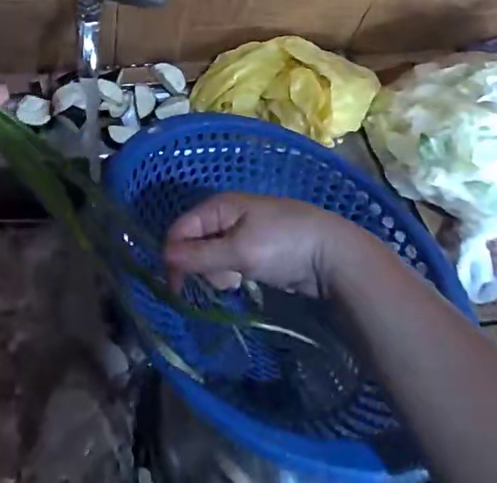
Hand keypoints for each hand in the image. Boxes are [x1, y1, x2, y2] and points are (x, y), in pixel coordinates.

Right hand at [163, 193, 369, 298]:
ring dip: (218, 273)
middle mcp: (226, 214)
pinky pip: (229, 261)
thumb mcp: (238, 251)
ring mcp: (242, 231)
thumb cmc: (283, 245)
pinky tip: (246, 281)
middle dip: (201, 266)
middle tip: (226, 280)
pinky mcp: (255, 248)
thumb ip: (200, 255)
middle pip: (194, 243)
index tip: (178, 289)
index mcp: (219, 206)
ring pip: (211, 256)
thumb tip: (164, 257)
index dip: (174, 257)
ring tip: (239, 280)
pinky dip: (232, 274)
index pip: (180, 229)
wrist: (332, 254)